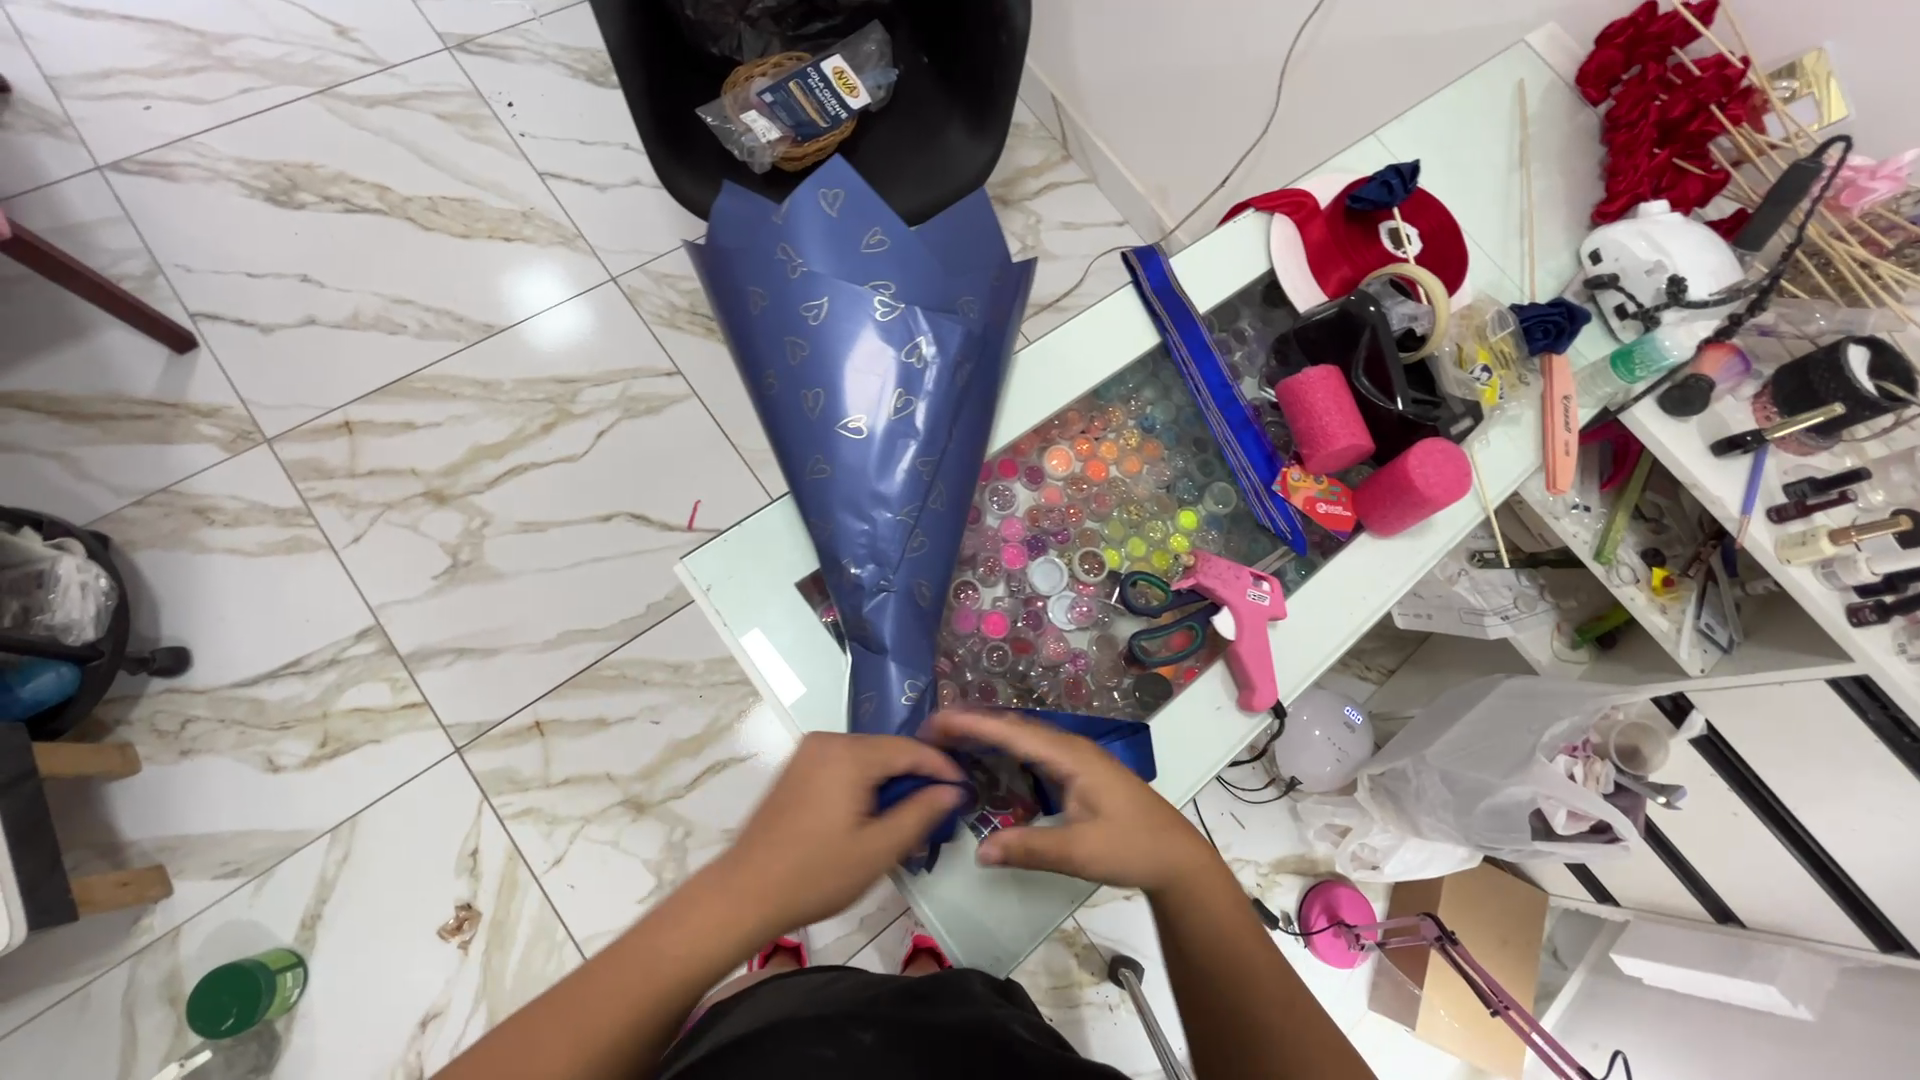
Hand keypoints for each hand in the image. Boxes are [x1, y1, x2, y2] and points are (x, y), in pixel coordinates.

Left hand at [715, 732, 966, 937]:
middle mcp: (828, 741)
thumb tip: (954, 790)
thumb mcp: (879, 850)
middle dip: (916, 780)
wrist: (744, 893)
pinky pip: (845, 767)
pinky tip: (873, 820)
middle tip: (938, 816)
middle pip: (888, 751)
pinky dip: (865, 787)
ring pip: (867, 760)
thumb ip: (921, 813)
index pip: (911, 748)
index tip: (965, 792)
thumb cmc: (815, 874)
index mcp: (849, 754)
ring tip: (908, 824)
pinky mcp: (797, 769)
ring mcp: (808, 753)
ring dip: (891, 786)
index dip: (942, 768)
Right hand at [921, 708, 1215, 894]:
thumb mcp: (1079, 852)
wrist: (1177, 856)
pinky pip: (1035, 750)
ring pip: (1026, 736)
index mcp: (1071, 757)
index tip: (937, 720)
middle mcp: (1072, 748)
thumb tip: (980, 851)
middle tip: (933, 729)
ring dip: (990, 733)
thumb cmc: (1132, 848)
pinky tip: (993, 757)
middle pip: (1016, 727)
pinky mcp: (1080, 770)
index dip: (974, 724)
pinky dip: (1007, 747)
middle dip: (975, 724)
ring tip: (953, 736)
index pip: (1013, 732)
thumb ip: (1029, 849)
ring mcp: (1078, 757)